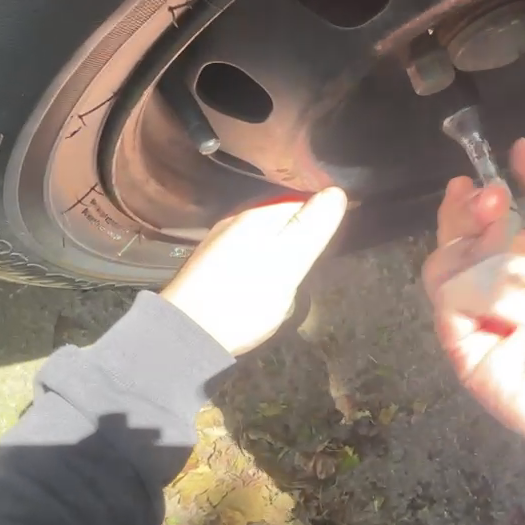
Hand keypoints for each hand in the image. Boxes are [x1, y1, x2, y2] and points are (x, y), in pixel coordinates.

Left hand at [163, 188, 347, 355]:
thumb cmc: (244, 298)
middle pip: (280, 218)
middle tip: (316, 257)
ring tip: (295, 270)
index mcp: (258, 217)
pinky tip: (266, 280)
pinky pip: (248, 252)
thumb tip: (337, 192)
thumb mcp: (288, 263)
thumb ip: (311, 228)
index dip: (321, 215)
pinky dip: (263, 261)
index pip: (300, 200)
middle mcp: (236, 222)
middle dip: (300, 231)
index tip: (334, 237)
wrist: (187, 333)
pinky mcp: (211, 266)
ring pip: (263, 235)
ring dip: (281, 247)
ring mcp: (220, 243)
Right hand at [422, 140, 524, 444]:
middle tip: (493, 207)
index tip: (479, 180)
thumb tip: (520, 149)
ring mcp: (483, 319)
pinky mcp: (469, 350)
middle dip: (465, 214)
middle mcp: (503, 283)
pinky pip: (453, 302)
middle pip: (451, 237)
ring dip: (485, 255)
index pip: (480, 220)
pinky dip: (490, 294)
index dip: (472, 198)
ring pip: (444, 266)